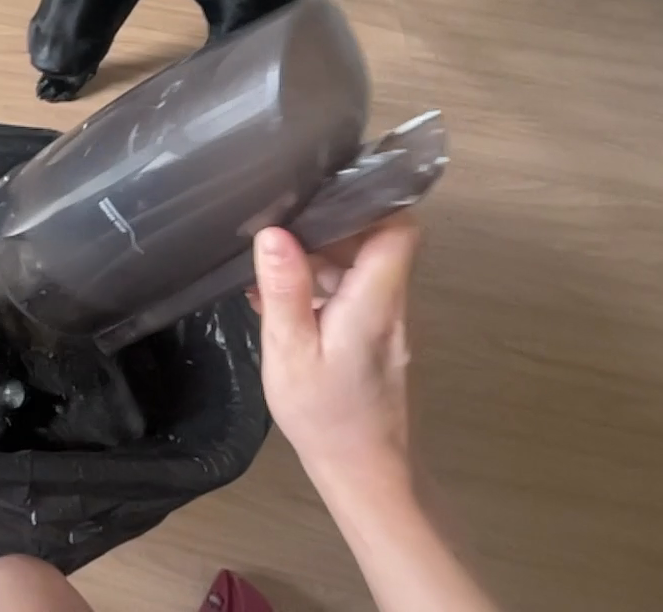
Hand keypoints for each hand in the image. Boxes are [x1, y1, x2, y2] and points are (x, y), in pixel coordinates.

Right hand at [250, 214, 419, 485]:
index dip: (371, 200)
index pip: (399, 231)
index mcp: (374, 301)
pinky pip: (348, 292)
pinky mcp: (372, 338)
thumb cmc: (325, 413)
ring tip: (263, 262)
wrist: (365, 475)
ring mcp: (384, 322)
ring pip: (358, 267)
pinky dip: (314, 285)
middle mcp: (390, 305)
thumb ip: (284, 289)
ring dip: (314, 257)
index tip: (323, 186)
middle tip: (274, 221)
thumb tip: (274, 232)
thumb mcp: (290, 350)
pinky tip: (273, 298)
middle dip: (327, 226)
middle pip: (375, 242)